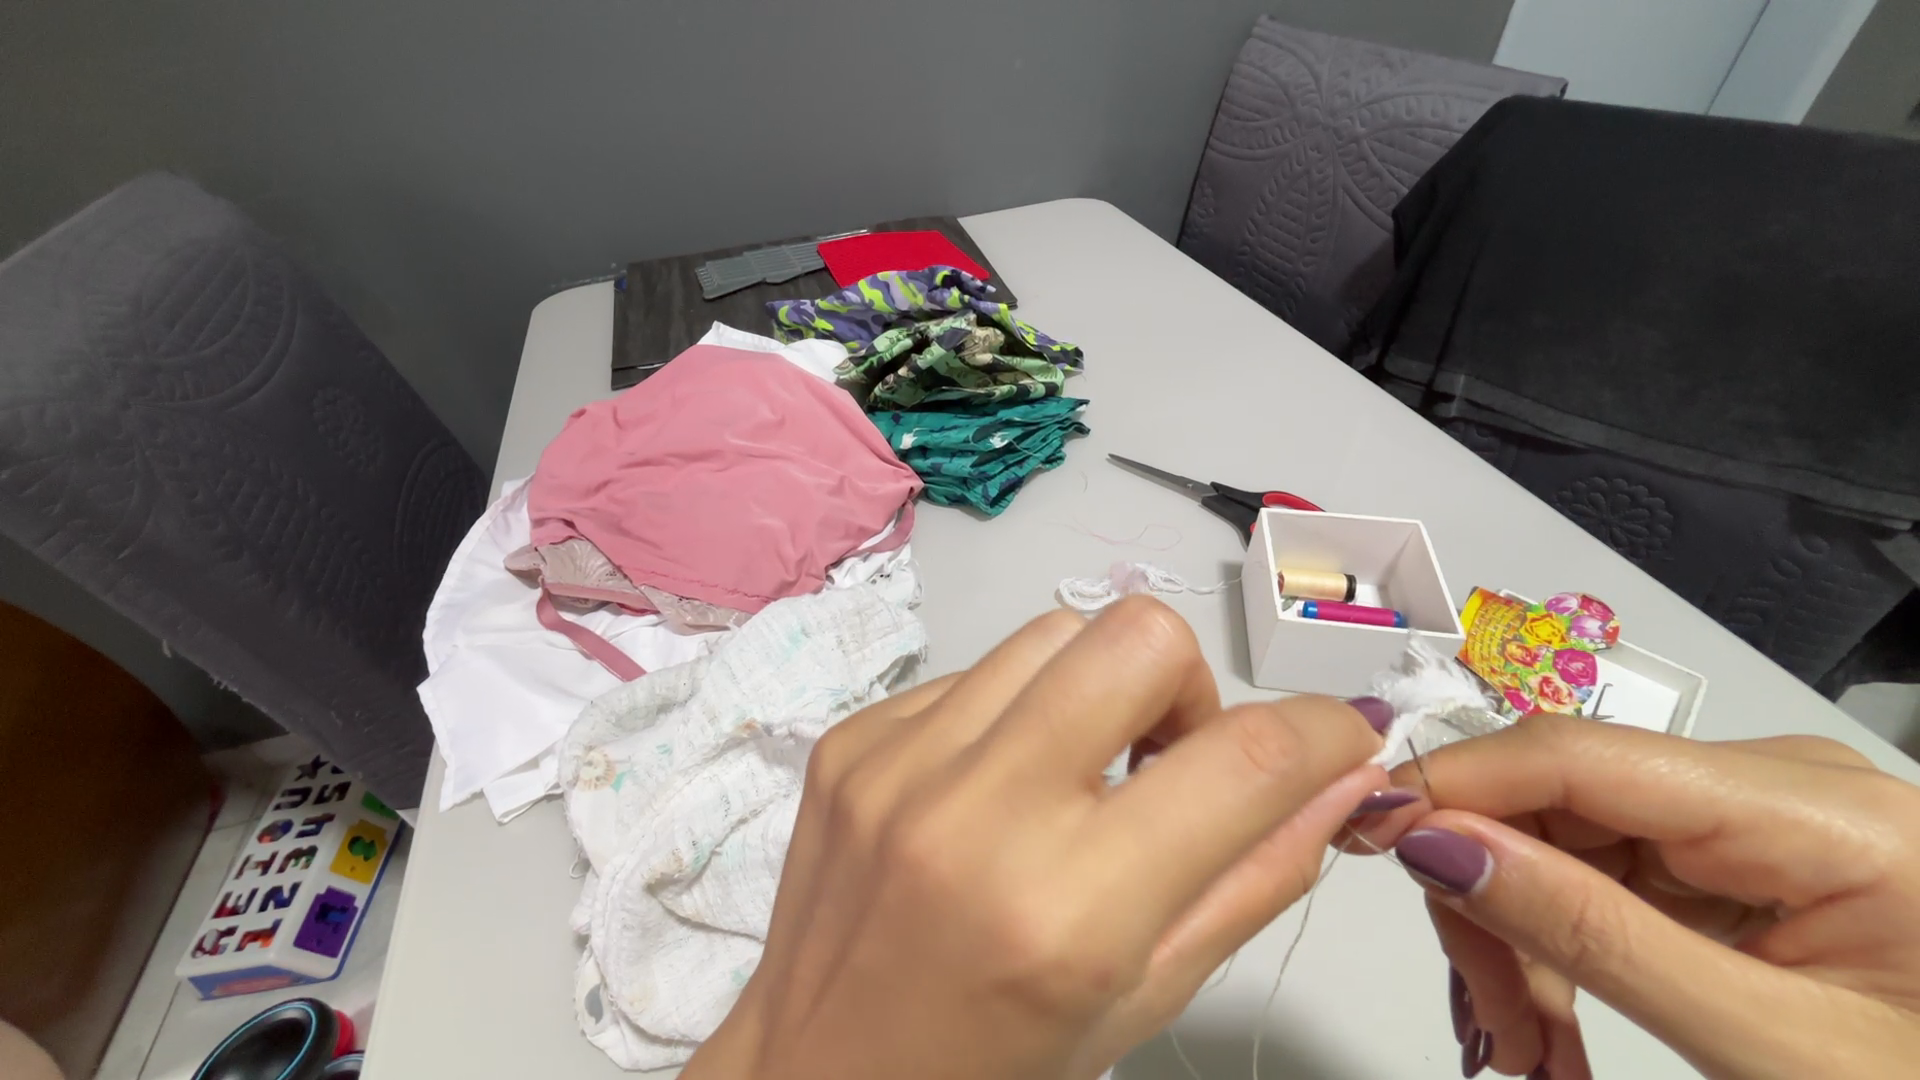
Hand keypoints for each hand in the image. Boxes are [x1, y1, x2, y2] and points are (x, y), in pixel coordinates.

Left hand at [683, 597, 1391, 1079]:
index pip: (1241, 759)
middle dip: (1185, 686)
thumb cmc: (994, 1061)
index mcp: (1067, 907)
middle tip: (1167, 757)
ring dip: (1096, 688)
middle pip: (1136, 635)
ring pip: (1054, 633)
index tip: (1337, 739)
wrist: (810, 1071)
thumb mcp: (1141, 998)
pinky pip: (972, 673)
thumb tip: (1342, 775)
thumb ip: (1252, 879)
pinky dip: (1013, 713)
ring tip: (1079, 768)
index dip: (1320, 732)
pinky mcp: (851, 736)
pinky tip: (993, 784)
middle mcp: (975, 810)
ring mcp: (897, 758)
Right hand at [1346, 715, 1919, 1078]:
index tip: (1364, 841)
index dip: (1452, 784)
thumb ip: (1591, 934)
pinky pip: (1596, 868)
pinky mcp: (1728, 851)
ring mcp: (1743, 814)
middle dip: (1493, 899)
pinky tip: (1557, 1014)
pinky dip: (1558, 937)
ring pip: (1557, 837)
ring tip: (1526, 1044)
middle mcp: (1763, 780)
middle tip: (1487, 1024)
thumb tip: (1427, 841)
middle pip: (1552, 800)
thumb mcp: (1779, 1054)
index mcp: (1811, 808)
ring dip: (1519, 932)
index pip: (1570, 752)